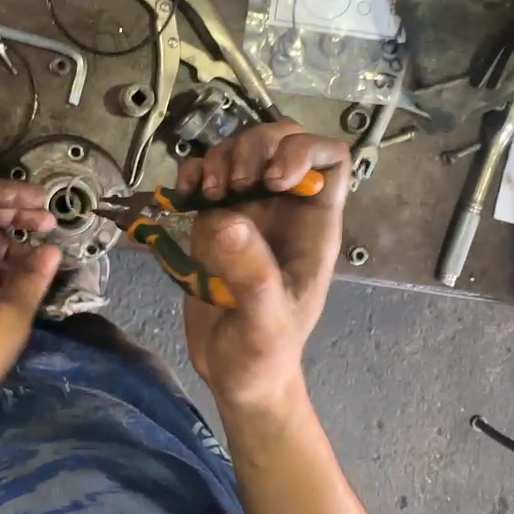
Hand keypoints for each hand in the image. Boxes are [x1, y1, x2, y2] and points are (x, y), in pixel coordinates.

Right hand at [174, 122, 349, 413]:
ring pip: (239, 151)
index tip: (271, 180)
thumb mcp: (265, 324)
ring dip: (218, 159)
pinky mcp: (212, 220)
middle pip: (280, 140)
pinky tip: (184, 193)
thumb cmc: (263, 355)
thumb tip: (226, 219)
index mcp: (314, 225)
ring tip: (204, 194)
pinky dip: (191, 173)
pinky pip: (203, 176)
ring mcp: (246, 211)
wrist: (232, 374)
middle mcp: (283, 209)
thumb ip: (253, 276)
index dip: (302, 152)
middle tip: (230, 184)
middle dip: (253, 147)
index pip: (329, 159)